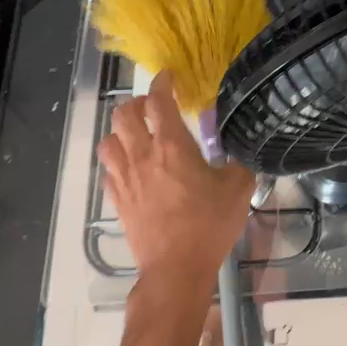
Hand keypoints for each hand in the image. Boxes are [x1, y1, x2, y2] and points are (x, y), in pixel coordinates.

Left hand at [96, 71, 254, 293]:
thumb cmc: (209, 224)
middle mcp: (142, 155)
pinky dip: (116, 162)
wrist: (176, 268)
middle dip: (136, 104)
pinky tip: (130, 168)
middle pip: (123, 115)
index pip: (158, 101)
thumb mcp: (238, 188)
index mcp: (172, 145)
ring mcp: (125, 178)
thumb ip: (237, 163)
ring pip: (108, 141)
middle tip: (152, 108)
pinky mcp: (117, 200)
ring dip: (120, 132)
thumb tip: (239, 152)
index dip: (162, 83)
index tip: (169, 77)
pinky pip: (107, 171)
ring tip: (136, 136)